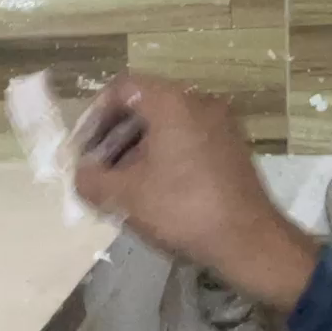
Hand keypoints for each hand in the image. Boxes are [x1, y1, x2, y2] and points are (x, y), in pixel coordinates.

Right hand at [74, 75, 319, 310]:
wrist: (249, 241)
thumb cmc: (183, 209)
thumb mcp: (125, 197)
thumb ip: (91, 179)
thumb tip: (82, 174)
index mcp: (172, 102)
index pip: (121, 89)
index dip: (94, 116)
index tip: (83, 148)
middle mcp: (199, 102)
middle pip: (144, 105)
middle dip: (113, 135)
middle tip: (97, 166)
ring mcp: (221, 124)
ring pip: (166, 124)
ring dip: (136, 148)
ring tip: (120, 183)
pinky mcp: (232, 148)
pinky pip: (187, 139)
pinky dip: (163, 155)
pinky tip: (152, 189)